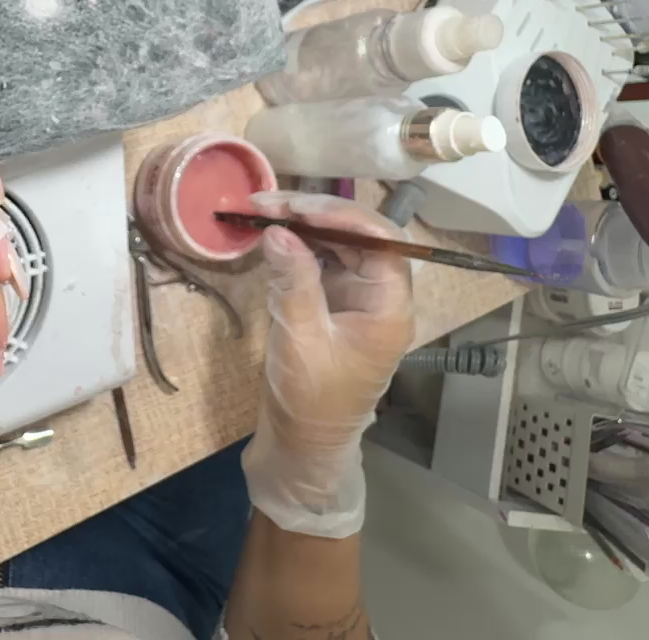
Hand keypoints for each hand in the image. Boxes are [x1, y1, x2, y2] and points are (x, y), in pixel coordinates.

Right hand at [240, 192, 413, 538]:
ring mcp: (353, 295)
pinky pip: (318, 258)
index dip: (342, 215)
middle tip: (264, 203)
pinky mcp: (330, 299)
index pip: (381, 241)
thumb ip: (294, 281)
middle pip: (356, 234)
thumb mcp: (300, 340)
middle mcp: (377, 294)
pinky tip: (269, 233)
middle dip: (313, 212)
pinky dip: (294, 242)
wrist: (302, 446)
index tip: (297, 207)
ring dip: (300, 223)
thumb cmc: (310, 401)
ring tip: (259, 210)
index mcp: (388, 306)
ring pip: (335, 242)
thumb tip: (278, 229)